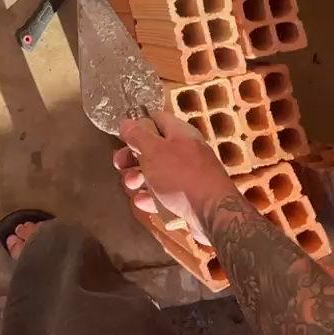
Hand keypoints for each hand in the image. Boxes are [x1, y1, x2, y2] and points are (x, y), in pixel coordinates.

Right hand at [116, 110, 235, 244]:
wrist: (214, 215)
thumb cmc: (181, 177)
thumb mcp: (154, 151)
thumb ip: (138, 135)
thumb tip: (127, 123)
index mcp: (180, 133)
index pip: (156, 118)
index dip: (138, 125)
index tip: (123, 137)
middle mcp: (185, 151)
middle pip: (152, 147)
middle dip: (132, 157)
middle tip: (119, 165)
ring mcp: (188, 175)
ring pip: (156, 172)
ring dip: (138, 178)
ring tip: (131, 186)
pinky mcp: (189, 197)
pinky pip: (164, 193)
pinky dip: (151, 197)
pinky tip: (143, 203)